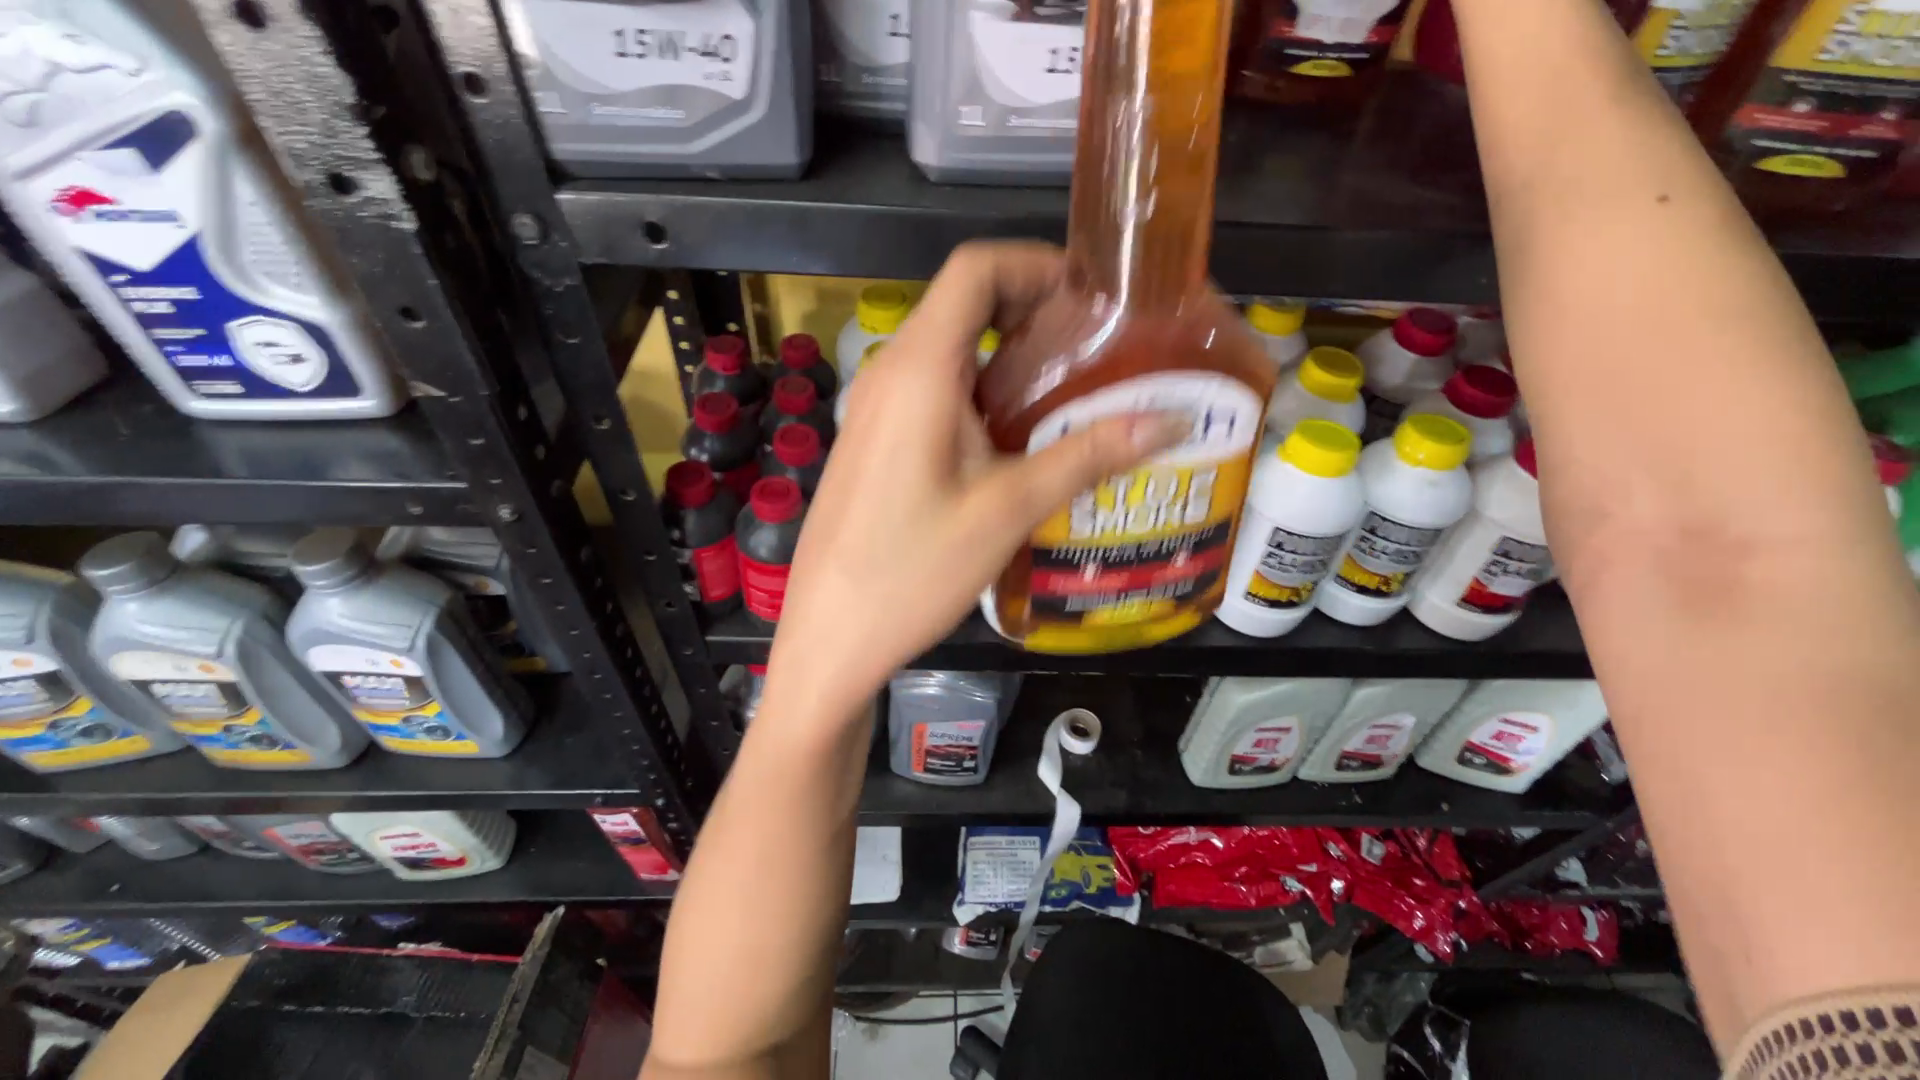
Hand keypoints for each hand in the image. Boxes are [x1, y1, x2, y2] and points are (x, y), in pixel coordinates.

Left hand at [762, 241, 1184, 713]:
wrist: (830, 637)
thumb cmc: (913, 570)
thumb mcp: (1009, 509)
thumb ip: (1090, 455)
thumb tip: (1173, 420)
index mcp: (920, 368)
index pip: (975, 268)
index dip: (1038, 265)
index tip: (1095, 296)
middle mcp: (890, 372)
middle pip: (965, 303)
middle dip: (1035, 310)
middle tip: (1103, 347)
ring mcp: (875, 408)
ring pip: (951, 350)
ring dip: (1012, 356)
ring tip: (1078, 392)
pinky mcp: (874, 441)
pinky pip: (933, 391)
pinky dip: (982, 391)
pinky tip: (1022, 438)